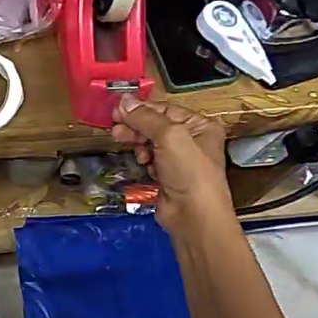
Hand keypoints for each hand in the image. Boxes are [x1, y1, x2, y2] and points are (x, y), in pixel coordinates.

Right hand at [110, 96, 232, 233]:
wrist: (194, 216)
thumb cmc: (189, 172)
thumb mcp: (169, 136)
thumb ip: (145, 118)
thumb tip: (123, 101)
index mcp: (201, 126)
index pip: (166, 110)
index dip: (141, 109)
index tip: (117, 110)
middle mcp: (193, 141)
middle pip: (157, 126)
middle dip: (136, 126)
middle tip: (116, 129)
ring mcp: (180, 161)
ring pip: (152, 143)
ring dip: (138, 143)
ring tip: (126, 144)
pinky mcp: (169, 178)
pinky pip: (151, 161)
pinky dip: (144, 160)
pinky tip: (142, 163)